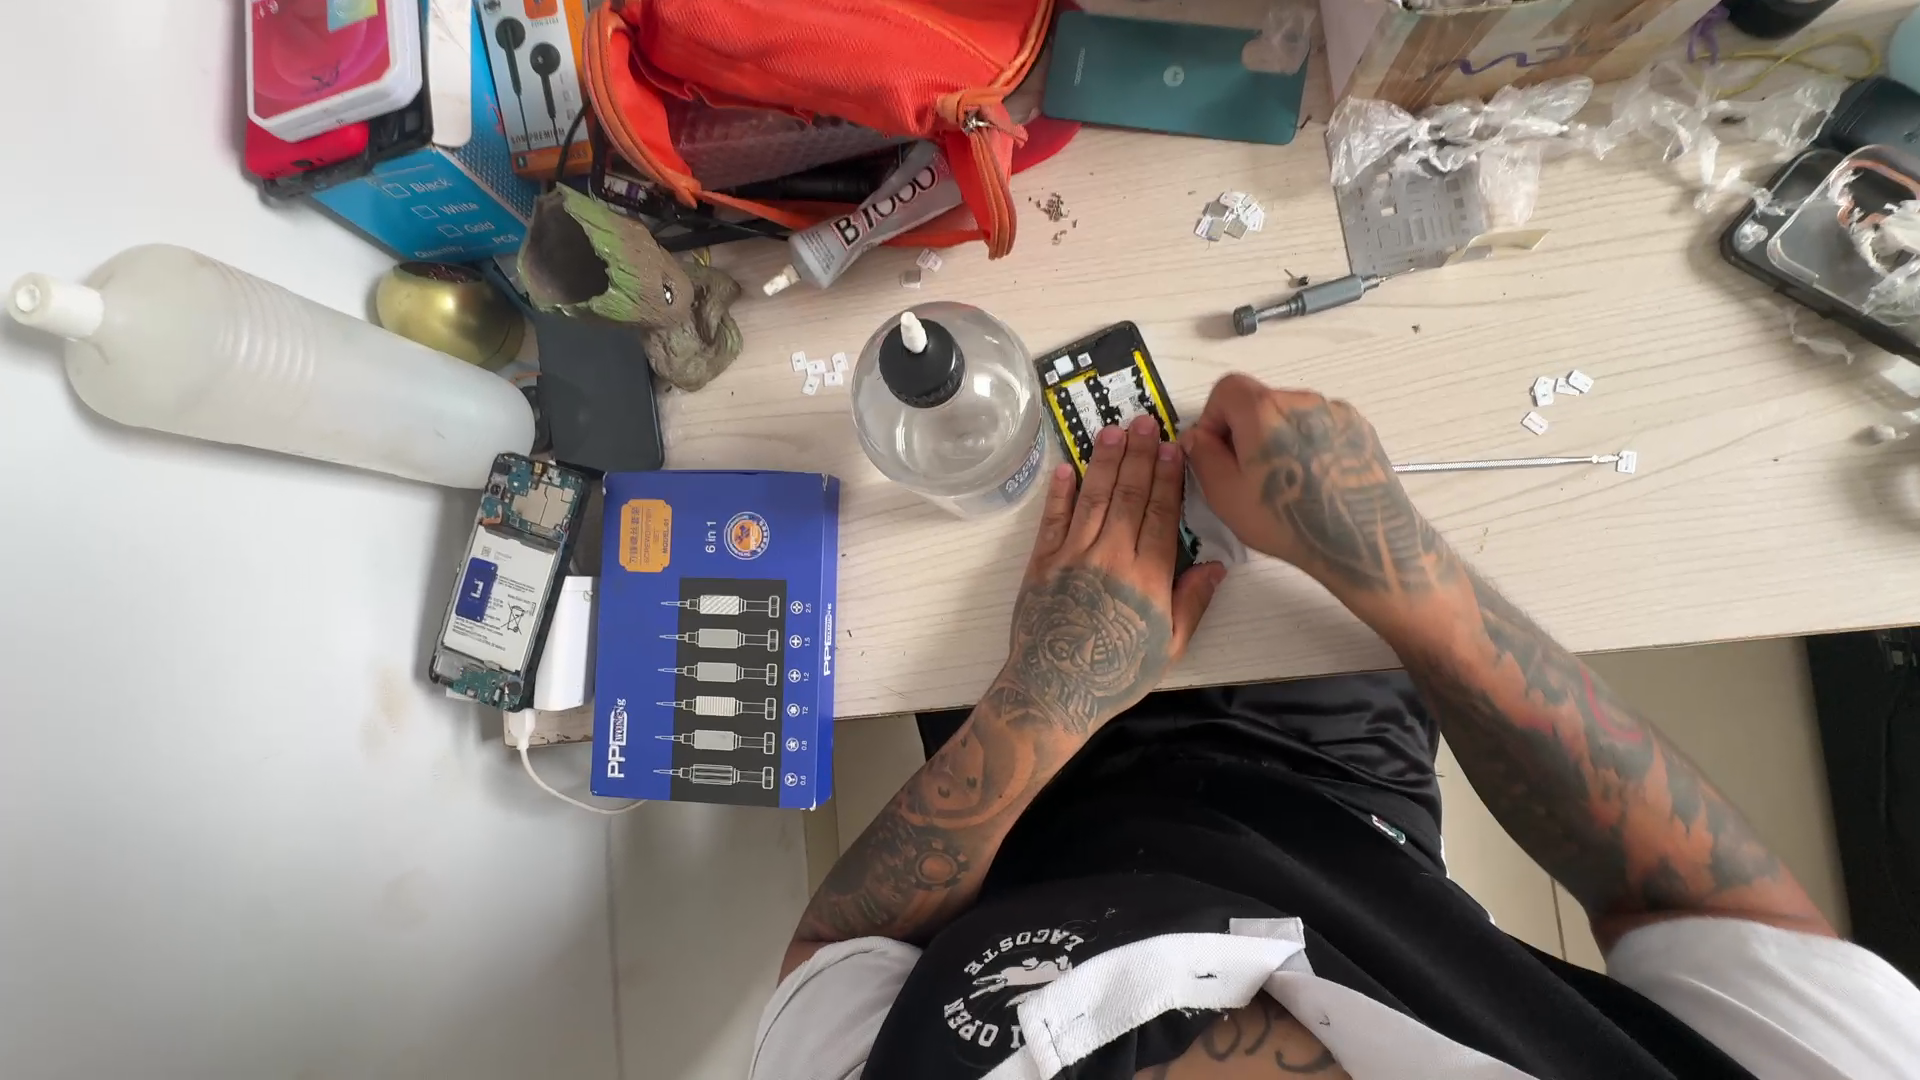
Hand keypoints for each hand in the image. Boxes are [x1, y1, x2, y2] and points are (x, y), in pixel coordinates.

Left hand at [1003, 415, 1226, 733]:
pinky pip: (1053, 519)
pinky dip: (1060, 492)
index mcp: (1147, 576)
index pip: (1162, 514)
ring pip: (1093, 498)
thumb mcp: (1167, 647)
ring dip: (1105, 462)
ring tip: (1112, 431)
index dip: (1168, 478)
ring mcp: (1072, 555)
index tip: (1173, 448)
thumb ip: (1192, 603)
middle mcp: (1111, 556)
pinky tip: (1068, 469)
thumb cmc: (1115, 674)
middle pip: (1129, 496)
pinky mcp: (1042, 562)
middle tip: (1144, 422)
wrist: (1054, 689)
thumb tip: (1217, 565)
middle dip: (1139, 456)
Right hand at [1181, 374, 1454, 597]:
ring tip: (1282, 482)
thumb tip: (1197, 436)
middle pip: (1258, 401)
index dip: (1212, 417)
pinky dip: (1304, 445)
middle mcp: (1301, 400)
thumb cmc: (1285, 519)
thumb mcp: (1224, 494)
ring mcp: (1335, 413)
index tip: (1215, 451)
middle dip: (1243, 431)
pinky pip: (1317, 427)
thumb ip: (1202, 455)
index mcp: (1263, 410)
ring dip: (1275, 438)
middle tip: (1245, 475)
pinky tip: (1311, 481)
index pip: (1226, 389)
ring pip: (1288, 416)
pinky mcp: (1359, 429)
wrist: (1360, 540)